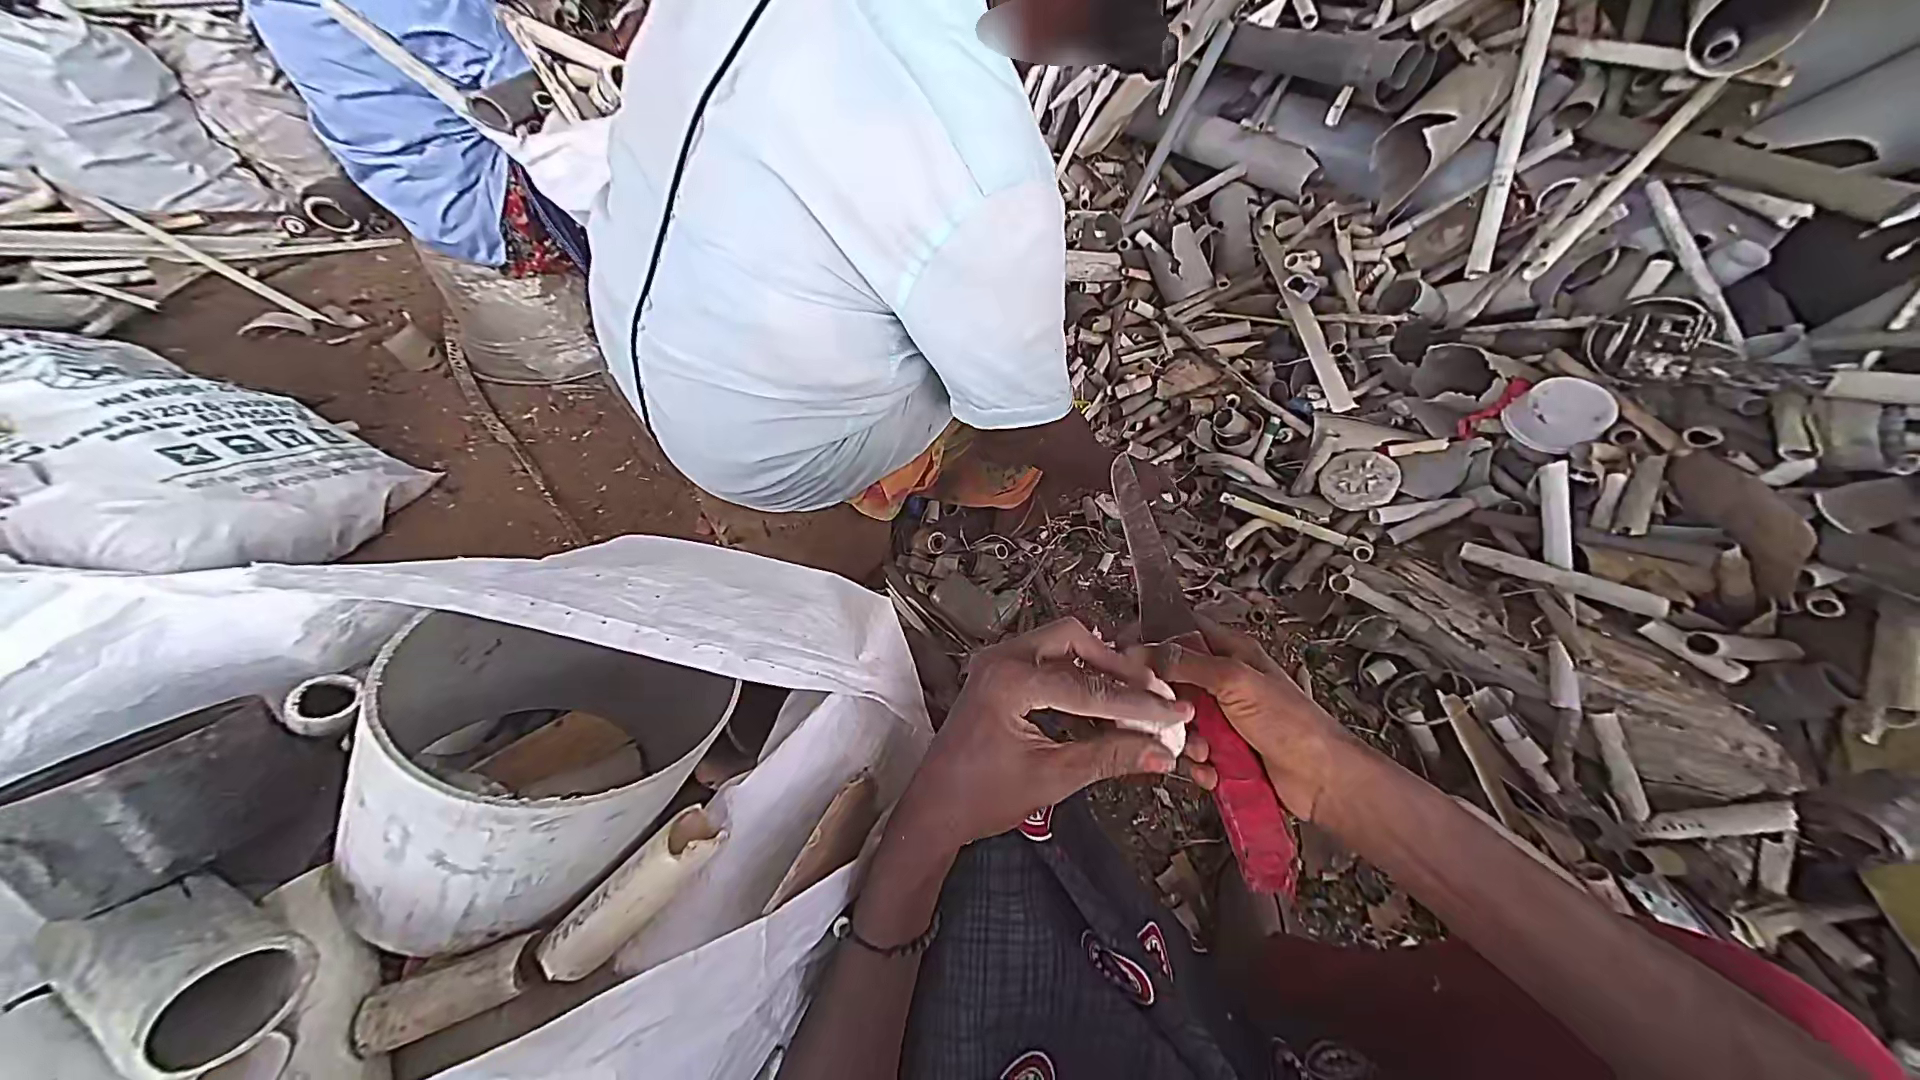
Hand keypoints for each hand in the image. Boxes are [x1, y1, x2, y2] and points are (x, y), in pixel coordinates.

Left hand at [893, 618, 1199, 850]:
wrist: (935, 807)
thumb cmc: (981, 796)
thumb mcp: (1052, 777)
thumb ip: (1110, 757)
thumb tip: (1160, 750)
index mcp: (1009, 680)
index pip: (1089, 685)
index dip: (1139, 703)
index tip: (1176, 712)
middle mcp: (1002, 659)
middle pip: (1075, 640)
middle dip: (1118, 667)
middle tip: (1155, 695)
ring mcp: (998, 662)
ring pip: (1062, 645)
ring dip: (1099, 667)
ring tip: (1136, 697)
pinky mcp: (1000, 673)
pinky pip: (1048, 660)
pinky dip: (1078, 675)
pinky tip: (1102, 700)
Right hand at [1153, 618, 1356, 820]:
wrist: (1324, 782)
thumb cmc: (1296, 726)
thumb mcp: (1237, 682)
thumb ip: (1189, 663)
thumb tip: (1146, 650)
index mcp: (1232, 653)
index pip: (1182, 631)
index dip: (1154, 638)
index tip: (1129, 653)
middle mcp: (1225, 682)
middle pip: (1172, 680)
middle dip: (1167, 702)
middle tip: (1175, 713)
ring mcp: (1223, 716)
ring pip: (1178, 719)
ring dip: (1185, 738)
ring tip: (1205, 749)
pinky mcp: (1222, 748)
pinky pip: (1191, 751)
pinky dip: (1197, 763)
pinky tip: (1212, 768)